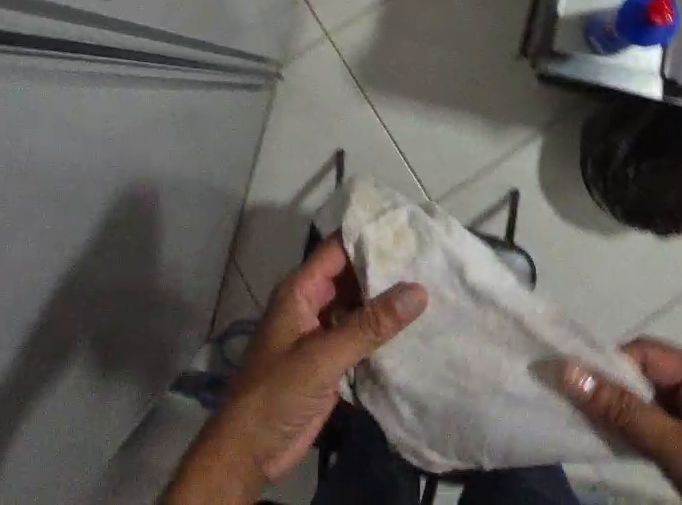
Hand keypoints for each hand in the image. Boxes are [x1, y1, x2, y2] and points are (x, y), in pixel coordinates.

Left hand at [166, 238, 427, 504]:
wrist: (250, 451)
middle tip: (429, 260)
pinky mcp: (330, 360)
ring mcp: (321, 332)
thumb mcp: (324, 356)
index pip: (337, 249)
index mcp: (299, 290)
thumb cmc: (277, 392)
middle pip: (351, 276)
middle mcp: (311, 304)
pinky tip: (415, 329)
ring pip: (358, 306)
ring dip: (386, 302)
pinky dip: (383, 332)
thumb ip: (370, 325)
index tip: (408, 229)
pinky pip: (361, 336)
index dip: (369, 236)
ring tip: (431, 287)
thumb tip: (418, 290)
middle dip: (385, 269)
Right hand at [560, 338, 681, 504]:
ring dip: (616, 411)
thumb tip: (569, 372)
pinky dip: (629, 433)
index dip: (611, 363)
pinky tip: (603, 438)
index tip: (569, 377)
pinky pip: (655, 431)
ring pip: (648, 405)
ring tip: (576, 416)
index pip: (652, 354)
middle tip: (566, 397)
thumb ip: (628, 414)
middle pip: (649, 377)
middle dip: (611, 387)